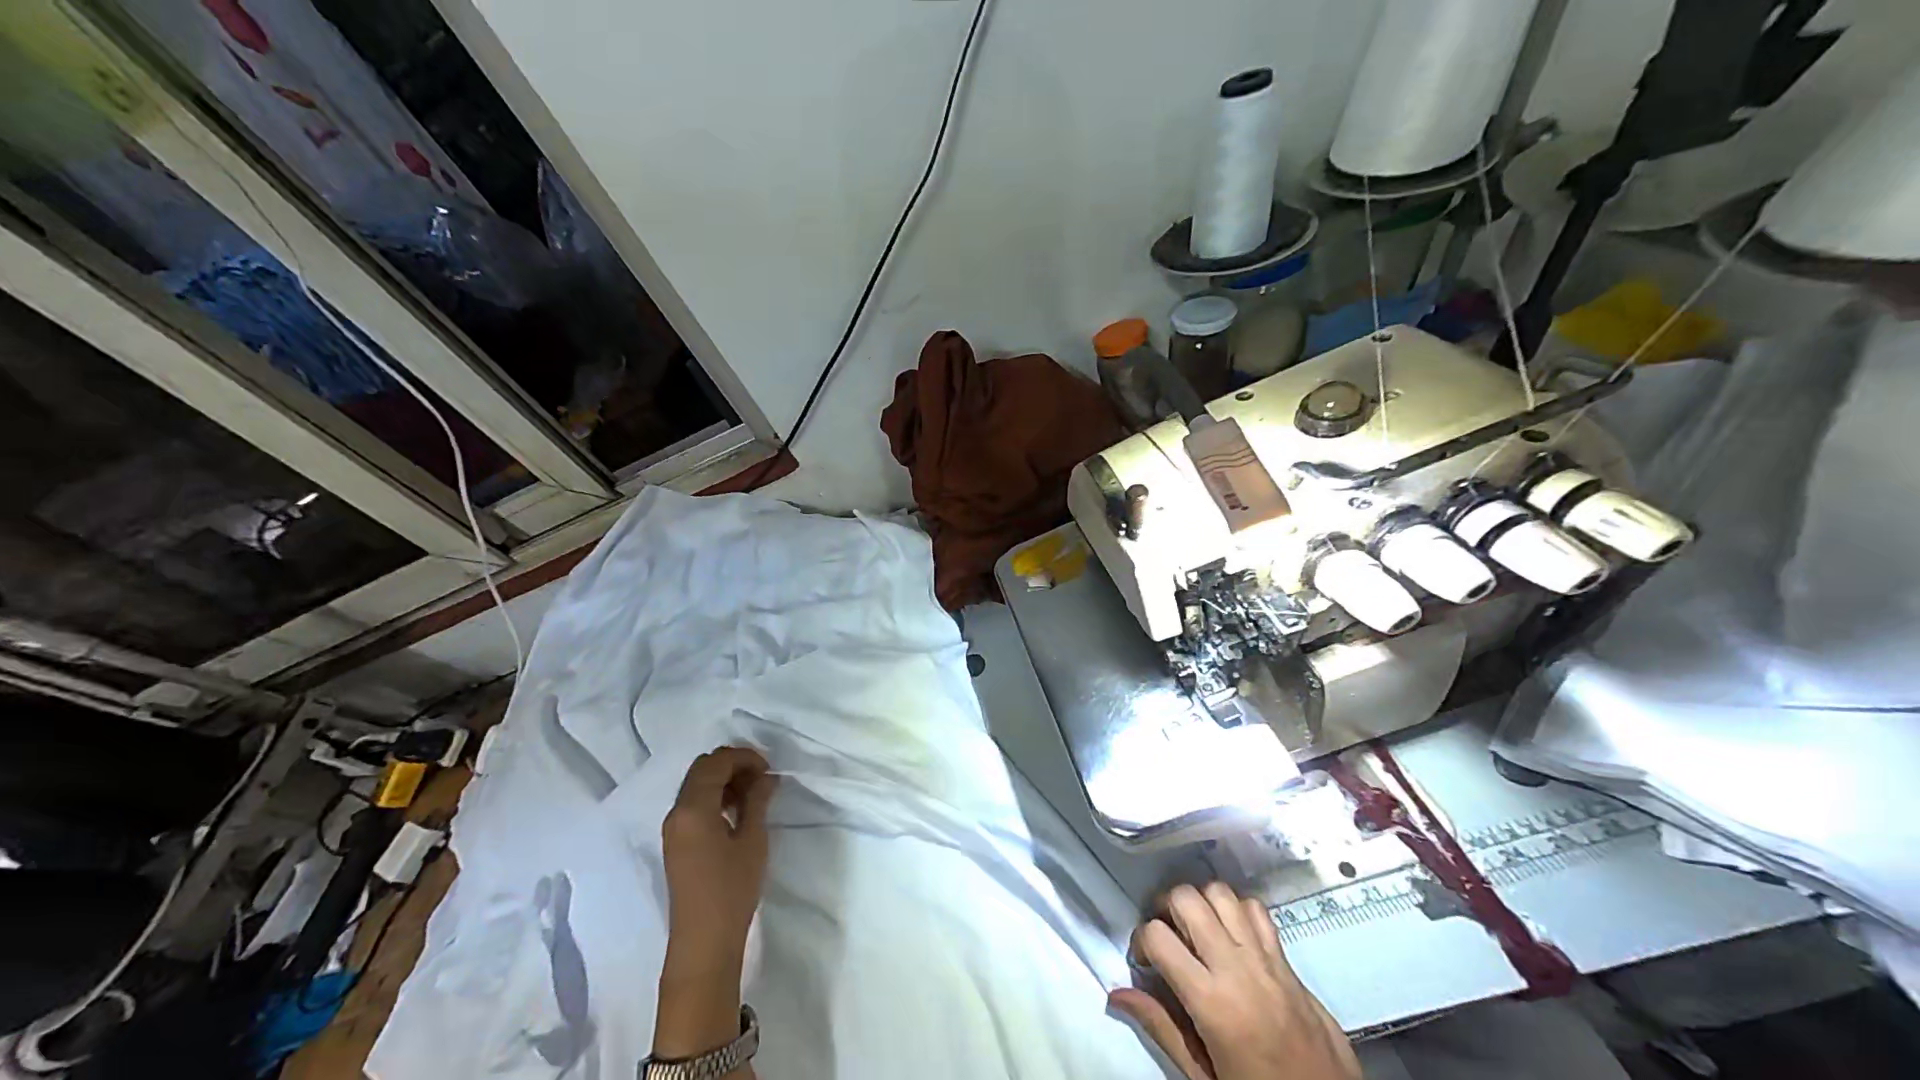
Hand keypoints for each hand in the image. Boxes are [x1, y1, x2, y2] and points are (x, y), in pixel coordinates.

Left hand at [653, 746, 776, 1060]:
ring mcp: (673, 828)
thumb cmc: (732, 889)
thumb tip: (766, 776)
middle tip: (763, 778)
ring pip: (697, 785)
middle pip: (702, 769)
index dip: (744, 757)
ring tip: (754, 795)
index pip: (716, 762)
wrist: (704, 940)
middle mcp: (676, 812)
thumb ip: (757, 801)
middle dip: (733, 765)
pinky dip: (715, 797)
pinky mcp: (676, 842)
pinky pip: (693, 804)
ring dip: (724, 781)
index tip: (769, 769)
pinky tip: (737, 812)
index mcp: (693, 808)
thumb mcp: (753, 840)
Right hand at [1111, 883, 1359, 1079]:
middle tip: (1165, 934)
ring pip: (1222, 893)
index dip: (1140, 941)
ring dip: (1200, 901)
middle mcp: (1237, 969)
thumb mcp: (1202, 1075)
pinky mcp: (1288, 962)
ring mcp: (1266, 960)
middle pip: (1187, 898)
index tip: (1144, 962)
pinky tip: (1229, 933)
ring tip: (1195, 927)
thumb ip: (1161, 1027)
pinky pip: (1257, 910)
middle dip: (1165, 907)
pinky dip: (1236, 909)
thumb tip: (1118, 994)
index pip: (1157, 936)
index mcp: (1211, 1002)